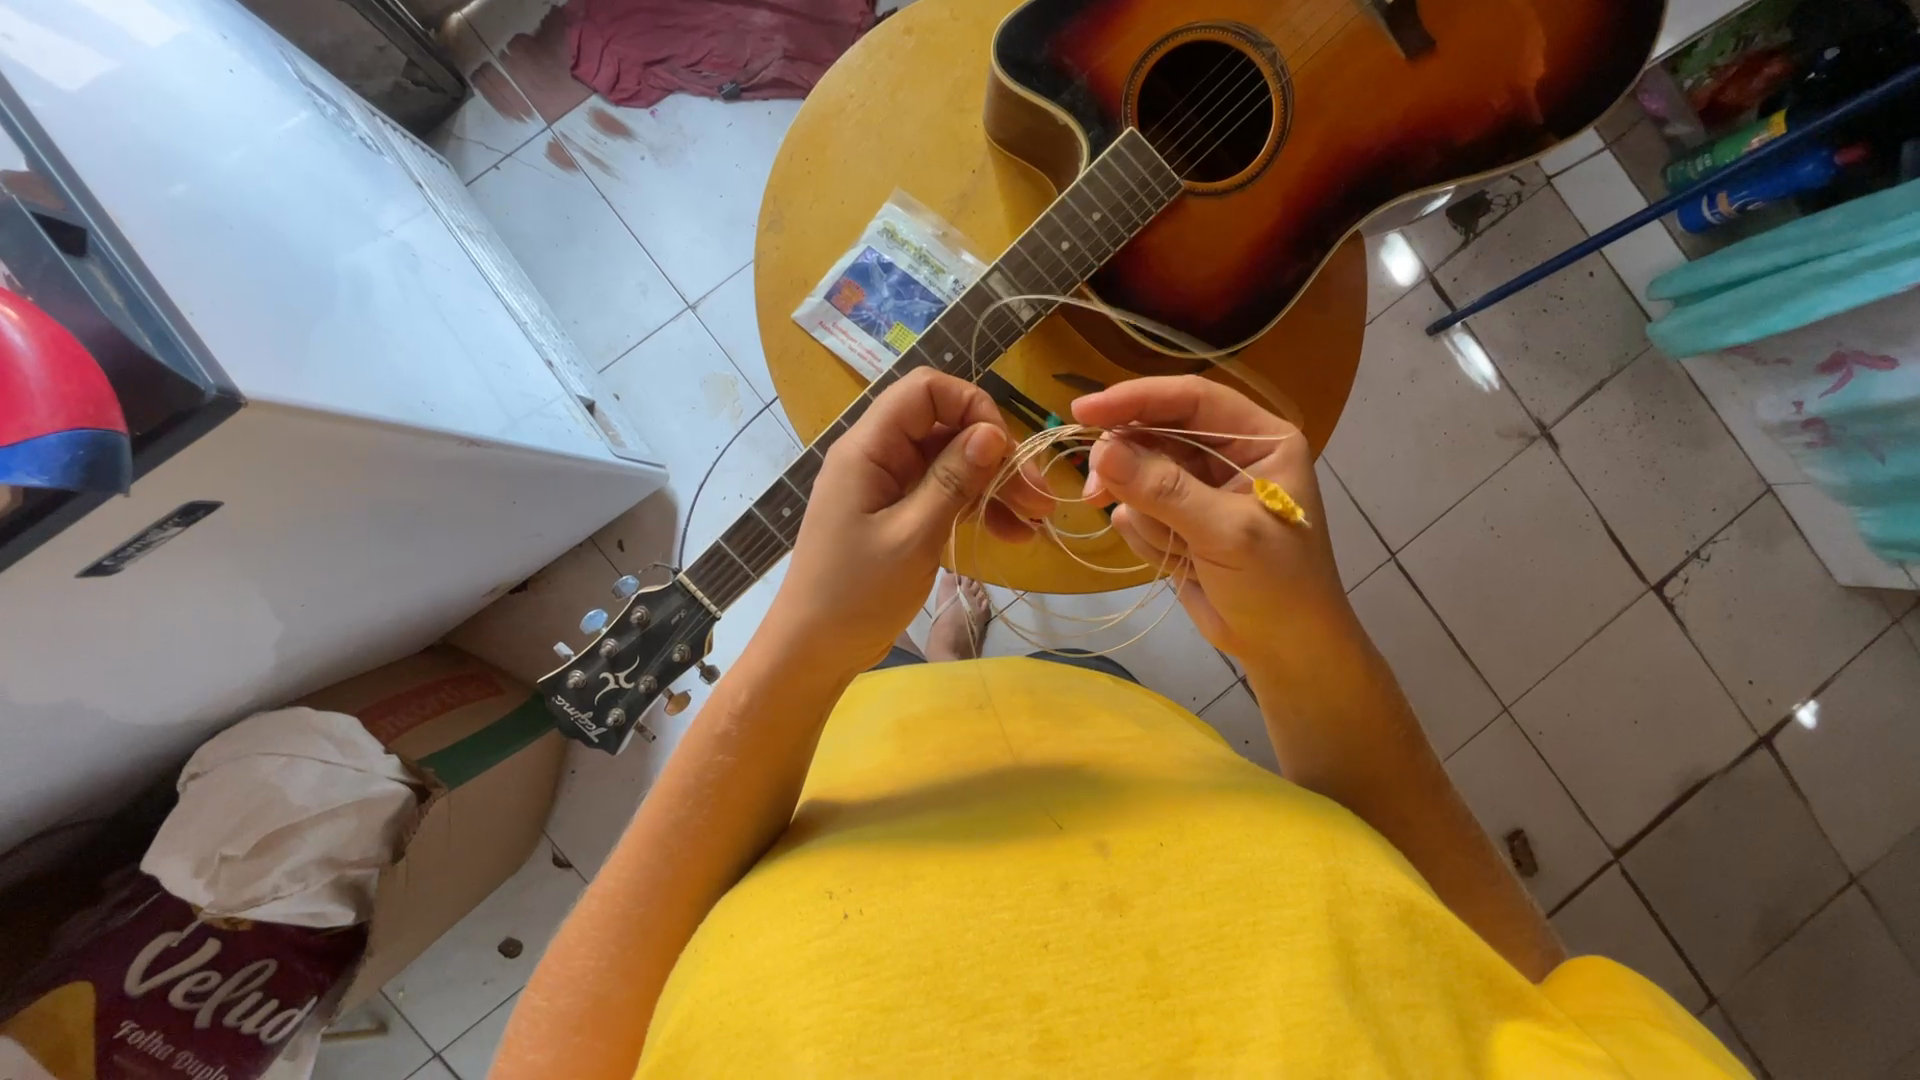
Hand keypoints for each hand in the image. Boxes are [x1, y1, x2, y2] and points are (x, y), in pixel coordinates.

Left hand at [768, 369, 1053, 670]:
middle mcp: (878, 457)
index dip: (972, 407)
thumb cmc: (855, 594)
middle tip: (1039, 500)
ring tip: (1036, 521)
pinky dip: (977, 510)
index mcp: (869, 449)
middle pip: (946, 429)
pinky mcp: (898, 516)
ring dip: (995, 487)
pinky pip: (944, 496)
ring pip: (952, 464)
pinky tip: (1012, 535)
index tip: (1005, 449)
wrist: (814, 650)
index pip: (925, 391)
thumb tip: (993, 432)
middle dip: (996, 456)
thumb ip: (953, 481)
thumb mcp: (912, 536)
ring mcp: (888, 487)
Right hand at [1072, 376, 1356, 671]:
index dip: (1135, 398)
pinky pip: (1137, 512)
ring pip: (1138, 476)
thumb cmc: (1277, 584)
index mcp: (1257, 439)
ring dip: (1146, 514)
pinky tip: (1176, 560)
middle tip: (1094, 491)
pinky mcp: (1177, 520)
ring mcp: (1198, 489)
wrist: (1283, 648)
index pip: (1189, 399)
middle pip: (1154, 434)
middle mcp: (1227, 454)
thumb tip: (1102, 450)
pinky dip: (1146, 536)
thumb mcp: (1226, 533)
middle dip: (1126, 464)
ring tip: (1175, 550)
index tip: (1083, 410)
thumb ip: (1164, 489)